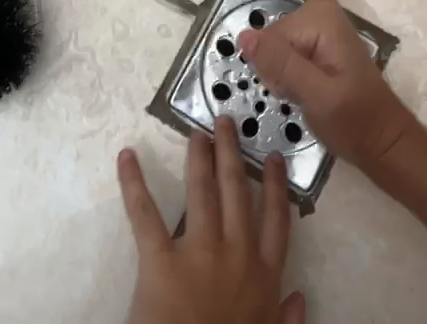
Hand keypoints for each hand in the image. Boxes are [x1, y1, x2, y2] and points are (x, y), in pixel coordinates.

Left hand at [117, 117, 306, 323]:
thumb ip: (286, 320)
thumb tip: (300, 297)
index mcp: (264, 277)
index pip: (276, 221)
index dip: (276, 186)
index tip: (274, 157)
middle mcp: (237, 254)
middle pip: (237, 193)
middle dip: (232, 154)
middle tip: (225, 122)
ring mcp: (200, 253)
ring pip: (203, 192)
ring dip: (199, 157)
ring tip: (196, 131)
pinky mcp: (161, 260)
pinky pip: (145, 214)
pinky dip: (133, 183)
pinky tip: (126, 156)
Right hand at [238, 0, 416, 172]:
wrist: (382, 141)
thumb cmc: (355, 121)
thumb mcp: (316, 95)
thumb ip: (281, 64)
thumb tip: (244, 37)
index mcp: (320, 14)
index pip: (268, 39)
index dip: (276, 70)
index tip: (295, 91)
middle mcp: (318, 12)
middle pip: (271, 42)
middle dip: (279, 73)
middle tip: (302, 95)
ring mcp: (318, 27)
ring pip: (274, 52)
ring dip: (283, 78)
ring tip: (307, 96)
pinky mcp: (316, 44)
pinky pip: (284, 57)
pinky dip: (289, 79)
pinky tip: (307, 93)